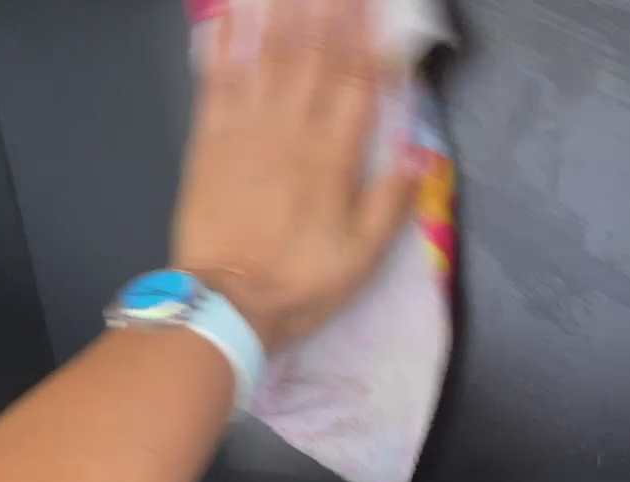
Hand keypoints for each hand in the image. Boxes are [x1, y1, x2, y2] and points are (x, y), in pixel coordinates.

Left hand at [173, 0, 420, 351]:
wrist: (228, 303)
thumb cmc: (301, 284)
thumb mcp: (361, 259)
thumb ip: (389, 205)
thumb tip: (420, 158)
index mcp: (332, 159)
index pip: (359, 85)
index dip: (374, 45)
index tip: (383, 14)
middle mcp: (291, 131)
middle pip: (314, 56)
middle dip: (330, 11)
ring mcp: (245, 130)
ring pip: (267, 55)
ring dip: (282, 12)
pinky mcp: (209, 140)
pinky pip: (217, 79)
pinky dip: (224, 42)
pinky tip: (230, 14)